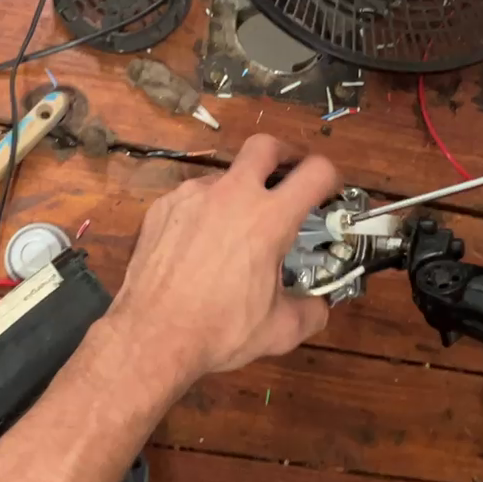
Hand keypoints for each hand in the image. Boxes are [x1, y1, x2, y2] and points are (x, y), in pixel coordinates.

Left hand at [91, 136, 339, 397]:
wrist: (152, 336)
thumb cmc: (217, 331)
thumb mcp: (279, 330)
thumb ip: (310, 311)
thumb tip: (319, 305)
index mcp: (269, 219)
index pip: (315, 172)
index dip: (330, 176)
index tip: (327, 190)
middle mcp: (232, 196)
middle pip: (266, 145)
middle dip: (283, 155)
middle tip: (287, 176)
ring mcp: (193, 196)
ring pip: (225, 175)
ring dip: (239, 190)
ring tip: (237, 227)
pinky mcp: (163, 207)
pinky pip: (193, 197)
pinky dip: (205, 211)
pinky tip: (200, 244)